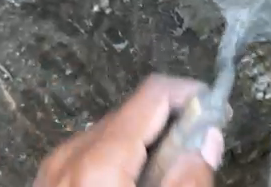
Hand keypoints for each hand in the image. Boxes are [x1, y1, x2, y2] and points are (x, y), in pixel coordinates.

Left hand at [34, 76, 224, 186]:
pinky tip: (136, 183)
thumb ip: (187, 180)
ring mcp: (51, 173)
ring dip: (147, 146)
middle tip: (200, 154)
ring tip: (169, 175)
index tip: (219, 114)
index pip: (154, 92)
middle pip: (135, 113)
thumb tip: (209, 135)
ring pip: (114, 136)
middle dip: (172, 125)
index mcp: (97, 158)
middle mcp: (69, 153)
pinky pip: (92, 158)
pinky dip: (121, 162)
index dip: (192, 94)